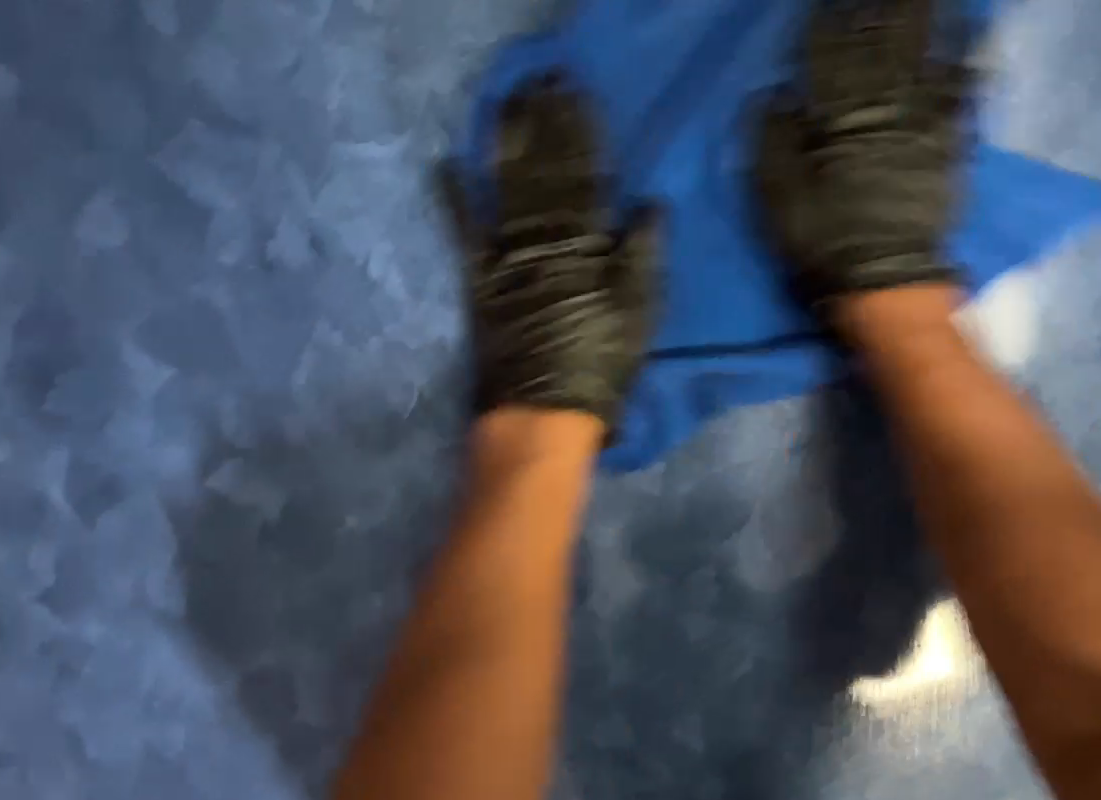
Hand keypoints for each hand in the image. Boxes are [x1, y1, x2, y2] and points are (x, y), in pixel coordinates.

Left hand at [443, 75, 662, 433]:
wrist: (543, 414)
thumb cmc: (601, 369)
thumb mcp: (640, 316)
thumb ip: (643, 258)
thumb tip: (650, 206)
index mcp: (588, 244)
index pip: (586, 176)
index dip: (582, 134)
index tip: (577, 96)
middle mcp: (543, 239)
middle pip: (545, 172)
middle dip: (545, 125)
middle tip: (542, 83)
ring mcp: (507, 258)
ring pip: (508, 188)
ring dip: (508, 144)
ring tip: (510, 105)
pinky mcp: (480, 283)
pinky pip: (466, 232)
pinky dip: (457, 199)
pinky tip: (449, 166)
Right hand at [754, 0, 975, 311]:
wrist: (886, 283)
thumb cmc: (824, 243)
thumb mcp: (778, 200)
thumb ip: (773, 142)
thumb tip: (777, 97)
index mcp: (834, 115)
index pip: (826, 49)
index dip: (825, 20)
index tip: (825, 5)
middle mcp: (879, 104)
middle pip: (879, 35)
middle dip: (876, 6)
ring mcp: (919, 118)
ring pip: (923, 48)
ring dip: (923, 15)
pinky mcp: (948, 139)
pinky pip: (961, 84)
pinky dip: (966, 53)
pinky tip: (970, 28)